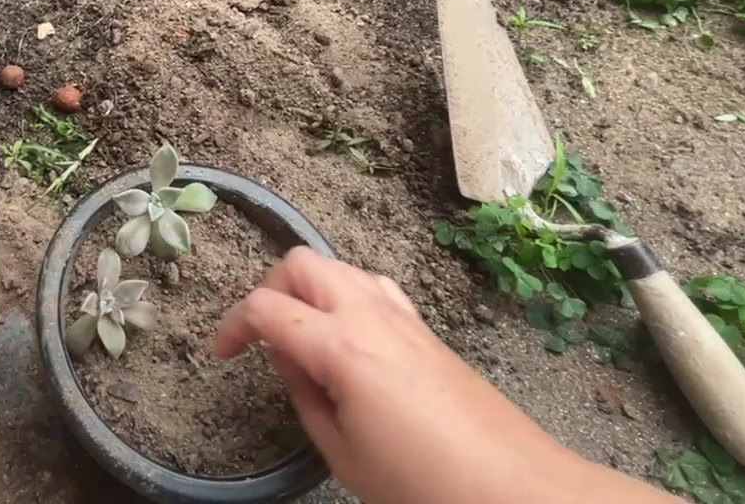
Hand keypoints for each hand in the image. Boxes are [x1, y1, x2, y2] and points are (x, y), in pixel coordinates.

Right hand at [215, 248, 675, 503]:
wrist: (522, 490)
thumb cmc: (424, 483)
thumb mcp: (343, 453)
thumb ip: (304, 396)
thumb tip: (292, 360)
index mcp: (340, 345)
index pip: (265, 308)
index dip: (233, 326)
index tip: (222, 353)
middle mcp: (366, 313)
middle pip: (299, 264)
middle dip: (270, 290)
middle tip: (266, 335)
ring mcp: (400, 314)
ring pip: (335, 266)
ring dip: (307, 288)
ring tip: (304, 332)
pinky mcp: (423, 326)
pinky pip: (368, 285)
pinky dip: (342, 295)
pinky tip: (348, 335)